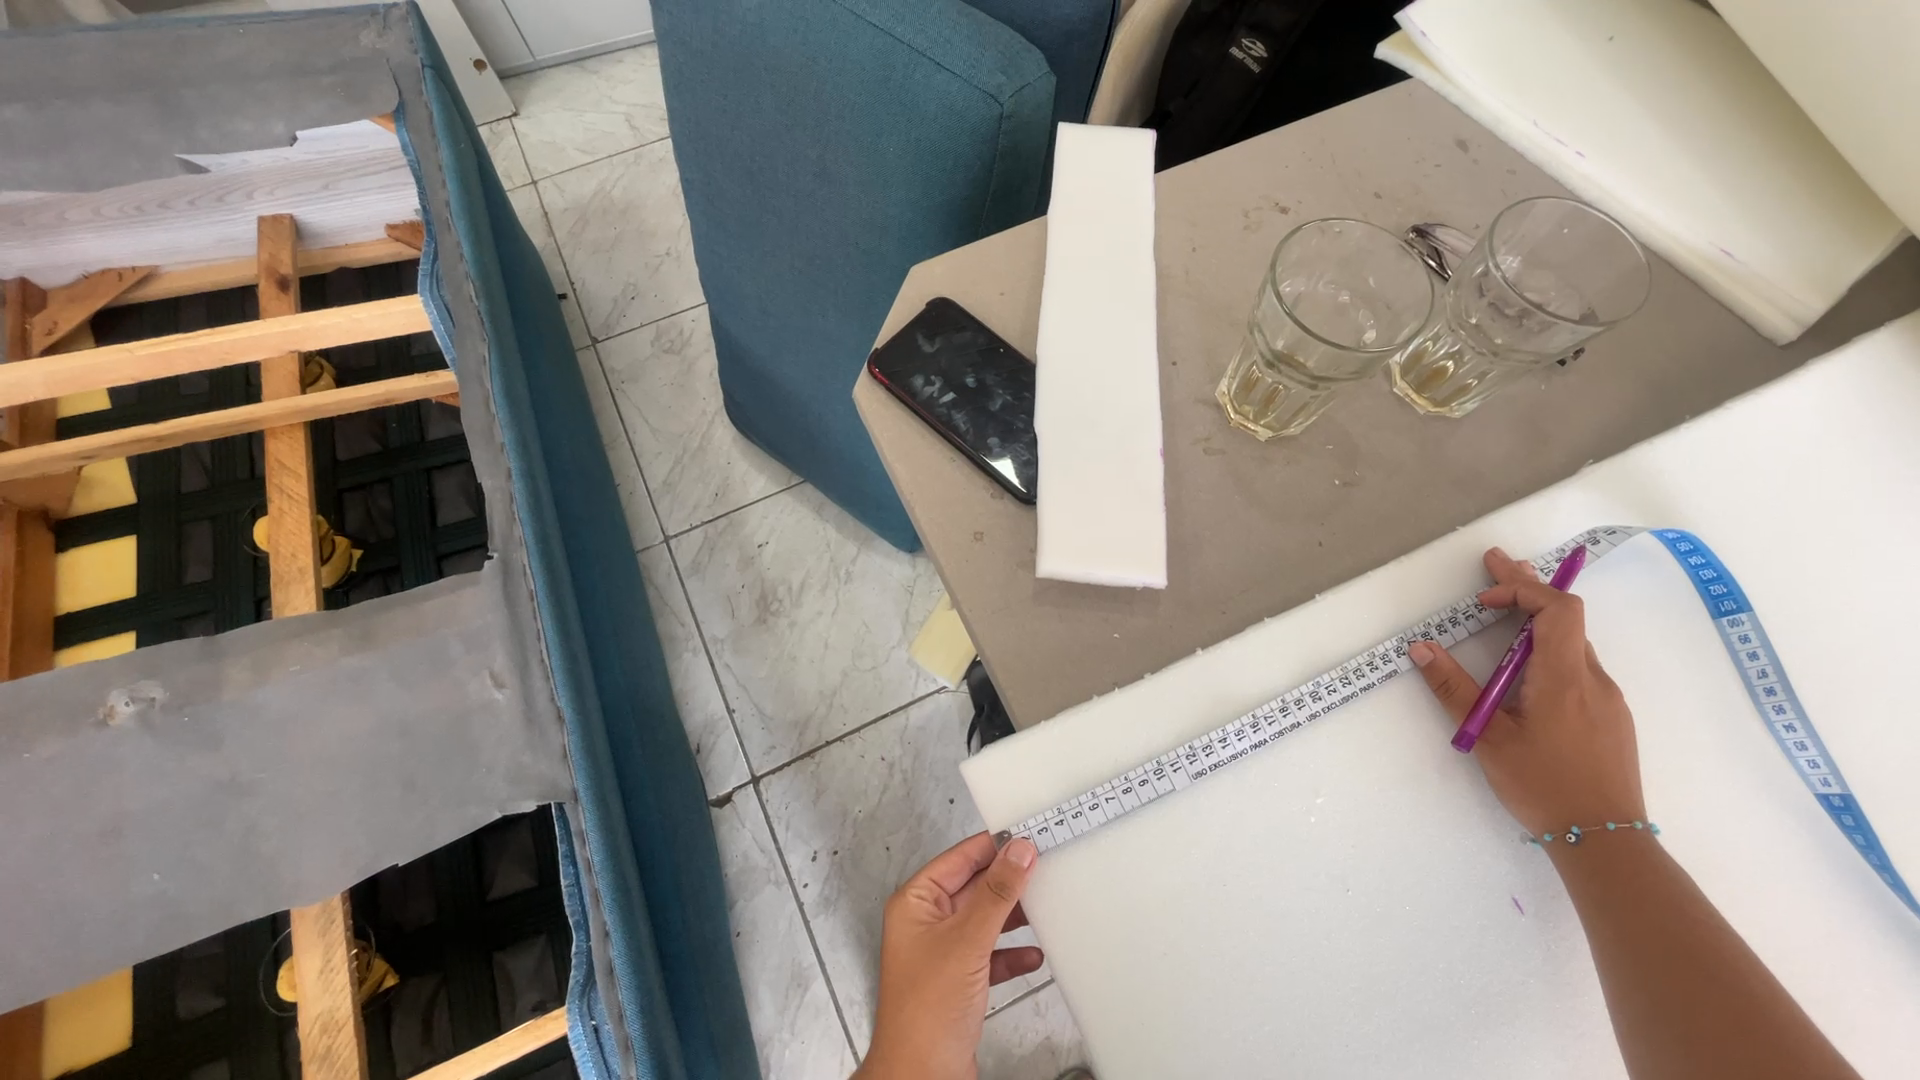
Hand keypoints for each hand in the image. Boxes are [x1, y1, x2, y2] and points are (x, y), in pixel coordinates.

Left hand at [855, 832, 1042, 1079]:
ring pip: (983, 921)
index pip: (958, 859)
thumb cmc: (926, 1012)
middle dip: (1007, 882)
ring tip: (1044, 906)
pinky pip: (989, 956)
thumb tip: (1018, 852)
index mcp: (915, 902)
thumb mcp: (967, 941)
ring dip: (1012, 918)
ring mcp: (942, 953)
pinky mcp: (958, 981)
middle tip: (1043, 867)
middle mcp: (926, 923)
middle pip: (973, 888)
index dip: (992, 847)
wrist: (923, 1077)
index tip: (1026, 837)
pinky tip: (1032, 956)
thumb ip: (996, 894)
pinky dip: (1010, 955)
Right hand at [1407, 547, 1644, 835]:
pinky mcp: (1609, 717)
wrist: (1607, 840)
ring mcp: (1607, 699)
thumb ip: (1454, 689)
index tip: (1484, 594)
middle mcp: (1594, 680)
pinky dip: (1549, 646)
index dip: (1522, 591)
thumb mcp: (1488, 736)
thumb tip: (1421, 648)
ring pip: (1572, 643)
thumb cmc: (1543, 785)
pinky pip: (1577, 666)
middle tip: (1495, 563)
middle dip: (1527, 588)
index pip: (1557, 610)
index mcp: (1565, 678)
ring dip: (1538, 618)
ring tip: (1506, 605)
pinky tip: (1525, 664)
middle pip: (1566, 618)